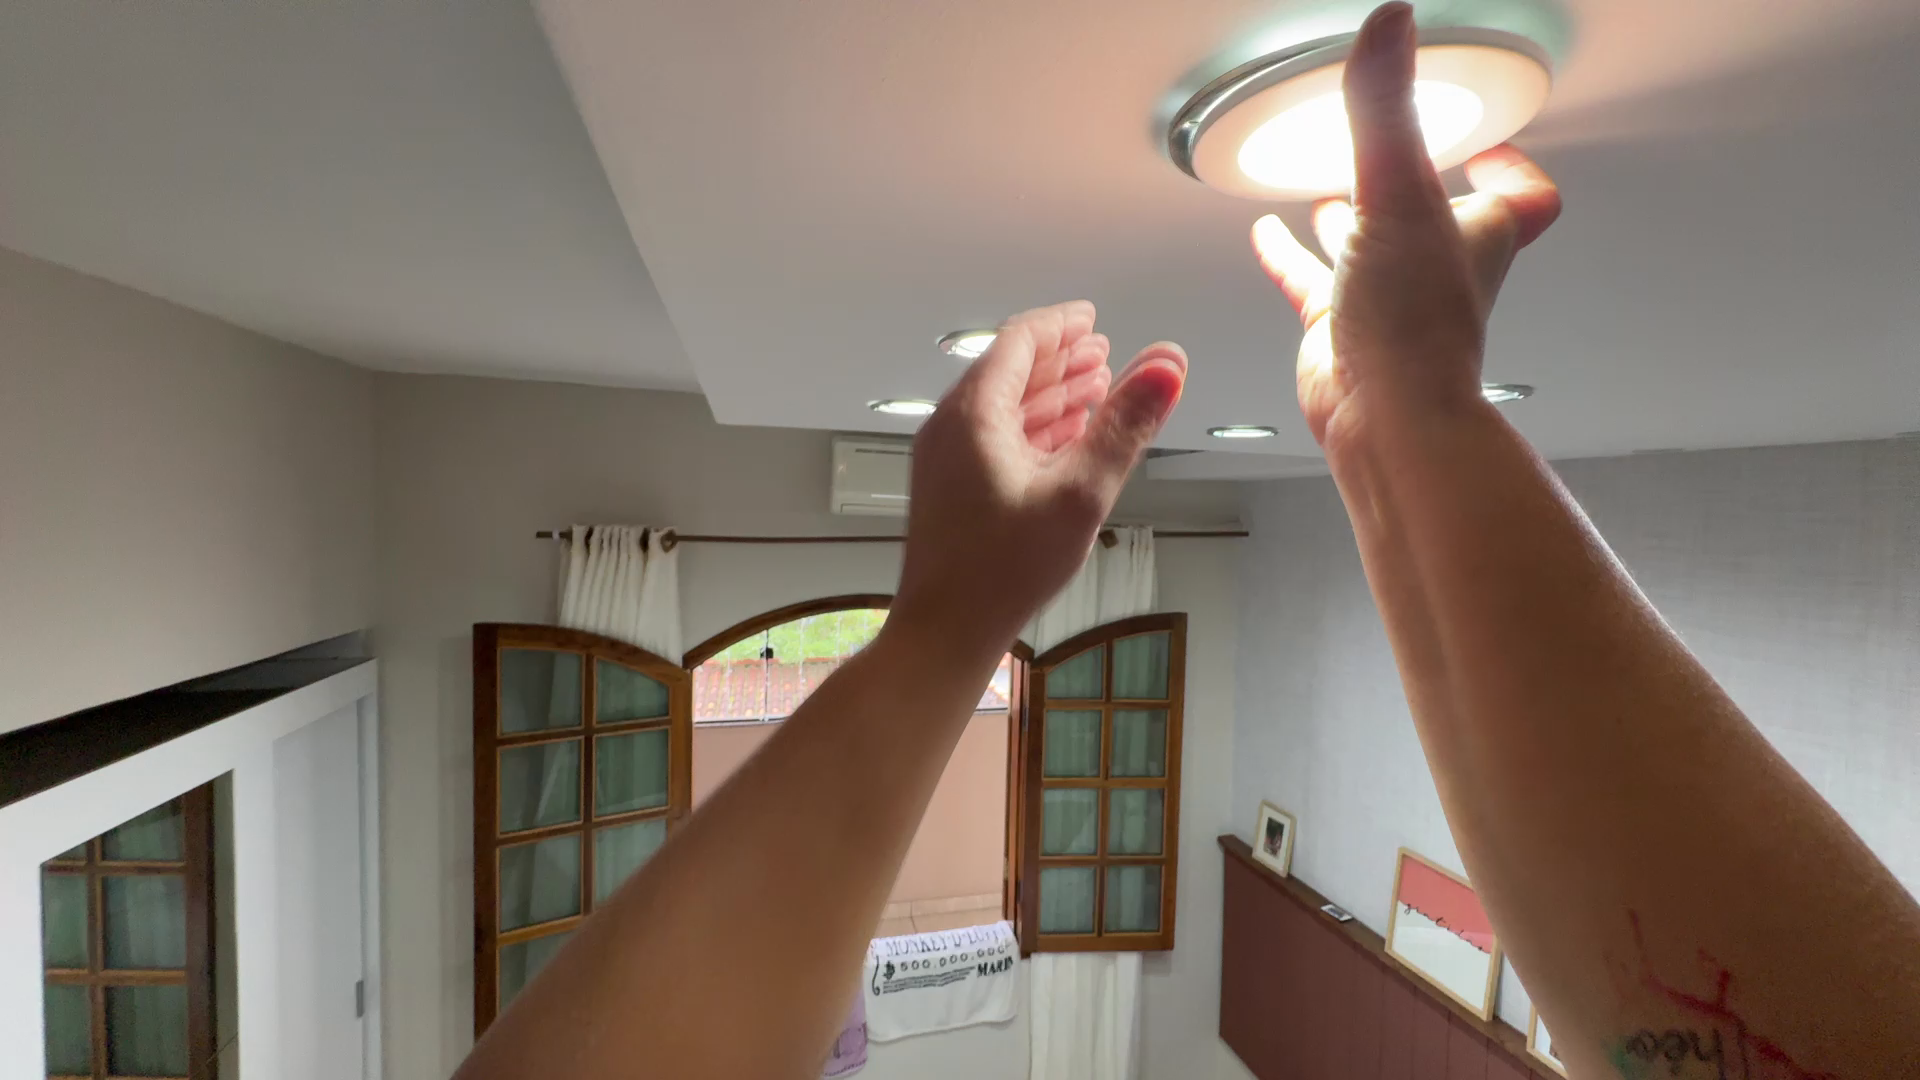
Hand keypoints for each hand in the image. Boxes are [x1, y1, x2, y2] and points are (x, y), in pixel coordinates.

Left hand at [895, 301, 1186, 648]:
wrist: (945, 630)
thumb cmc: (1006, 567)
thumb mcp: (1079, 492)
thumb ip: (1125, 426)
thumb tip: (1168, 364)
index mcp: (974, 413)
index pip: (1018, 342)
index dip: (1060, 325)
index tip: (1093, 319)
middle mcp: (950, 426)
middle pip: (1008, 371)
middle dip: (1059, 360)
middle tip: (1103, 354)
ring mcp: (944, 459)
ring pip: (1001, 407)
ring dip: (1047, 395)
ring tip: (1093, 389)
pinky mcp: (948, 488)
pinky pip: (991, 439)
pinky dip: (1029, 429)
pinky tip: (1060, 438)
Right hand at [1251, 0, 1561, 447]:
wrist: (1378, 412)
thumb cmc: (1411, 325)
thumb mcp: (1395, 197)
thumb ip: (1385, 113)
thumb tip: (1389, 26)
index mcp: (1474, 230)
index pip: (1518, 193)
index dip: (1508, 163)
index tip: (1485, 140)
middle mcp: (1432, 264)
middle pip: (1432, 214)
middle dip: (1410, 180)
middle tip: (1389, 149)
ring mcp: (1381, 297)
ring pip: (1365, 246)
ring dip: (1346, 217)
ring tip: (1321, 188)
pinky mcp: (1335, 327)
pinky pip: (1311, 281)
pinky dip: (1289, 256)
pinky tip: (1266, 236)